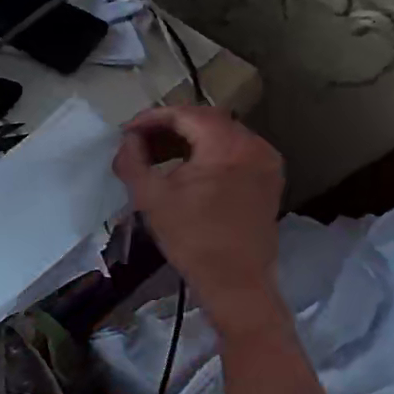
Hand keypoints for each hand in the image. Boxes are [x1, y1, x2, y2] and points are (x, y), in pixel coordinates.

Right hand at [113, 106, 284, 318]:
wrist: (235, 280)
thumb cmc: (190, 237)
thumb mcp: (149, 196)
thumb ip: (132, 160)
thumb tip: (128, 140)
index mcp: (227, 147)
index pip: (185, 114)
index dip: (151, 118)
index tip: (126, 131)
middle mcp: (254, 146)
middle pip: (206, 119)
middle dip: (169, 126)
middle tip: (138, 140)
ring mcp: (266, 162)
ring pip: (220, 134)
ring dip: (187, 138)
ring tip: (157, 154)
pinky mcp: (268, 178)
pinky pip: (234, 150)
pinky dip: (206, 151)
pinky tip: (184, 168)